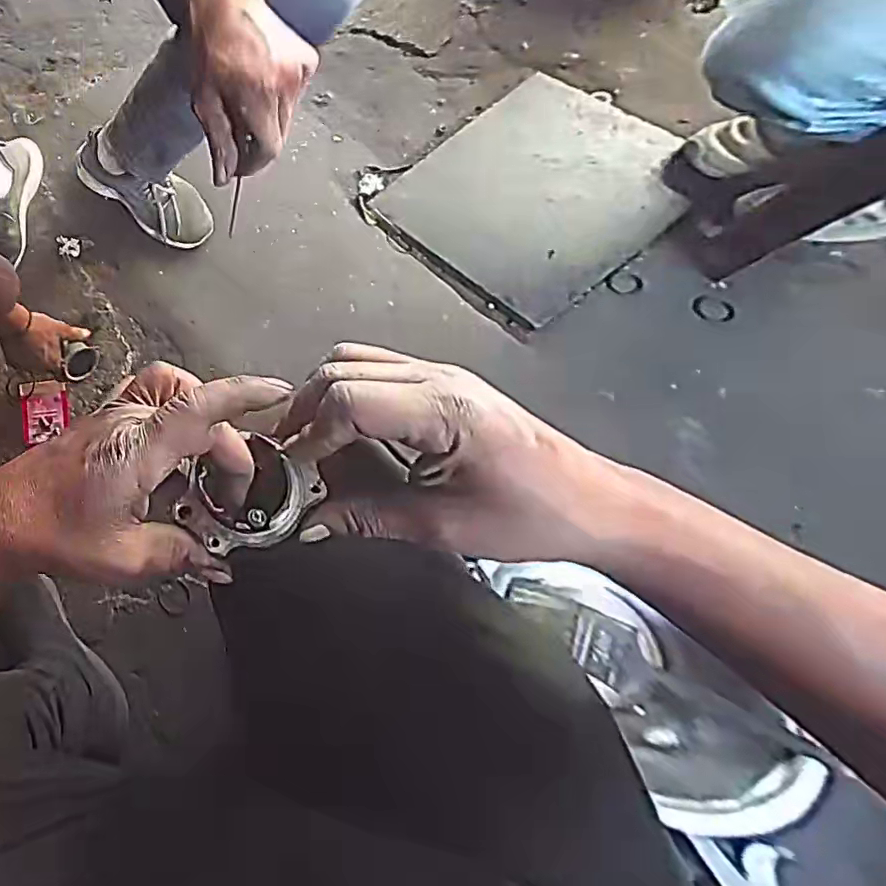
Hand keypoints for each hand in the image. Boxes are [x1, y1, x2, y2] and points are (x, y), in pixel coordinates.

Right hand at [0, 305, 90, 373]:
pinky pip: (22, 364)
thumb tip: (87, 334)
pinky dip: (25, 359)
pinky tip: (25, 349)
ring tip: (38, 349)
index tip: (65, 368)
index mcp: (53, 362)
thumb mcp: (59, 328)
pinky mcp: (14, 362)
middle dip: (51, 365)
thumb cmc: (36, 326)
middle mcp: (39, 368)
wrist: (14, 323)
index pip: (62, 375)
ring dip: (38, 362)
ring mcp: (26, 367)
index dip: (64, 371)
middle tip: (51, 354)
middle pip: (48, 372)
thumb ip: (74, 333)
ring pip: (35, 369)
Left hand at [0, 363, 291, 584]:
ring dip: (203, 426)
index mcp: (137, 447)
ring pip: (176, 396)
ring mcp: (114, 414)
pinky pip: (153, 399)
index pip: (200, 407)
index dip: (244, 394)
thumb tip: (216, 563)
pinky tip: (175, 458)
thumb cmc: (52, 533)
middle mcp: (128, 420)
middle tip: (229, 497)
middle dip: (228, 448)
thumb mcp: (122, 556)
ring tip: (207, 474)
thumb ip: (177, 554)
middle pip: (198, 409)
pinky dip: (178, 417)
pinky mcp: (105, 419)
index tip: (279, 391)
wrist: (1, 516)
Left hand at [189, 0, 318, 185]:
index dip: (253, 163)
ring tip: (245, 101)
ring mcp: (301, 71)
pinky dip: (278, 99)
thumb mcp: (203, 98)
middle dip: (257, 143)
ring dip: (267, 120)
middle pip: (279, 137)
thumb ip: (219, 140)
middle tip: (236, 132)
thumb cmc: (211, 44)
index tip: (239, 166)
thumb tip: (224, 175)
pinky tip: (260, 82)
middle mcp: (286, 84)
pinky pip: (294, 96)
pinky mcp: (308, 61)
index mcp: (260, 95)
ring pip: (288, 119)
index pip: (269, 150)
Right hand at [279, 343, 643, 564]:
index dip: (311, 435)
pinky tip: (343, 429)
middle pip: (340, 370)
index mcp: (443, 407)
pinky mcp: (440, 381)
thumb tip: (310, 524)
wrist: (595, 503)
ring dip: (320, 397)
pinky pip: (373, 368)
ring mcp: (439, 373)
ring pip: (352, 361)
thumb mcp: (444, 525)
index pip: (349, 399)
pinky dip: (344, 392)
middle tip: (291, 454)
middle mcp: (437, 376)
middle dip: (305, 411)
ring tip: (310, 440)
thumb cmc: (534, 515)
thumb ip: (367, 517)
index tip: (295, 470)